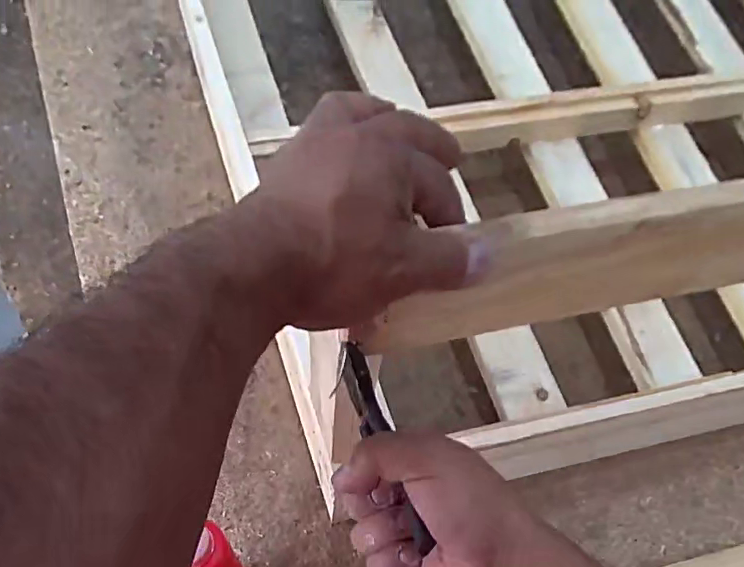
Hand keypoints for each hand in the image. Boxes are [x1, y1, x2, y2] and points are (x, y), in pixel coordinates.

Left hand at [238, 92, 484, 332]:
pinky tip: (338, 151)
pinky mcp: (285, 164)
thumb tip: (488, 257)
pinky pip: (322, 134)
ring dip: (384, 125)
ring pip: (359, 117)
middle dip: (432, 151)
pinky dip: (340, 135)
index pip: (439, 186)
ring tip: (393, 132)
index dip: (452, 220)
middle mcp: (357, 134)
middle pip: (407, 134)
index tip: (454, 250)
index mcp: (394, 155)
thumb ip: (447, 260)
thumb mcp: (401, 270)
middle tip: (450, 158)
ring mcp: (316, 143)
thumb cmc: (336, 264)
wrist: (255, 266)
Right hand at [334, 433, 548, 566]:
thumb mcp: (428, 458)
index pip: (366, 463)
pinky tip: (416, 562)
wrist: (498, 561)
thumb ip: (378, 453)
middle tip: (398, 510)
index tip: (373, 481)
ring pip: (360, 535)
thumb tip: (341, 477)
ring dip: (384, 537)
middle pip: (357, 500)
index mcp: (415, 464)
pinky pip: (373, 565)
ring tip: (414, 540)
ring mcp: (402, 534)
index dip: (362, 473)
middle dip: (371, 507)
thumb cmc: (468, 503)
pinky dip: (393, 564)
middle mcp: (406, 497)